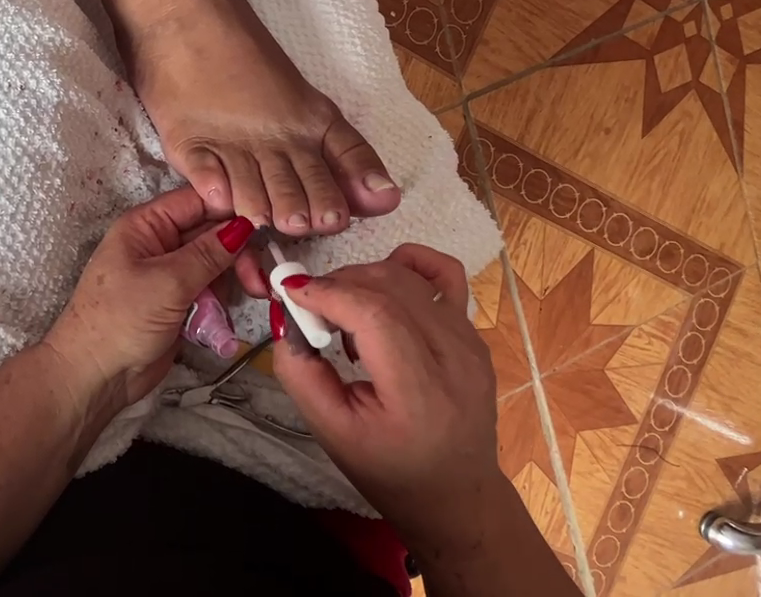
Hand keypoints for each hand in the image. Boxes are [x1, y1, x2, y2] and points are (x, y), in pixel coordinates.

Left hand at [43, 187, 252, 408]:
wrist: (95, 376)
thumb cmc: (121, 319)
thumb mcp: (167, 282)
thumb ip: (208, 254)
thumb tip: (245, 226)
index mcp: (146, 224)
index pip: (196, 200)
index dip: (231, 207)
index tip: (266, 222)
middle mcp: (158, 242)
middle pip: (210, 232)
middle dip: (237, 252)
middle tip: (257, 279)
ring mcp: (169, 273)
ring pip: (215, 263)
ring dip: (234, 278)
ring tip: (252, 294)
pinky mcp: (178, 301)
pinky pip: (210, 290)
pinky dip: (222, 300)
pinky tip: (227, 317)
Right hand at [268, 245, 499, 531]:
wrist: (455, 495)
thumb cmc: (387, 469)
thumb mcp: (329, 431)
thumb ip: (299, 371)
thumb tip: (286, 314)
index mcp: (422, 395)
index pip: (376, 315)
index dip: (328, 293)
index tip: (289, 291)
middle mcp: (456, 360)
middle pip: (390, 286)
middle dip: (338, 283)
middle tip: (311, 308)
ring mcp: (471, 342)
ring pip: (409, 276)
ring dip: (363, 278)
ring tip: (344, 312)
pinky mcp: (474, 333)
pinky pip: (443, 274)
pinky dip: (406, 266)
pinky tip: (382, 286)